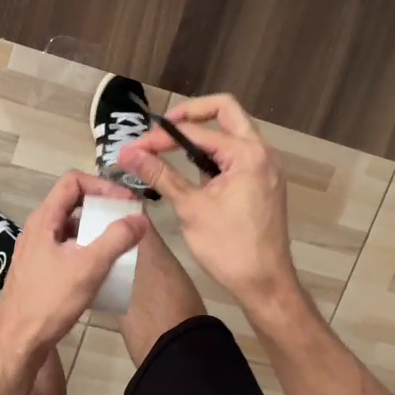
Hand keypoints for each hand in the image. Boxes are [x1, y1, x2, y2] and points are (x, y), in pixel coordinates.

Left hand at [0, 171, 148, 364]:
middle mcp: (37, 228)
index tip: (125, 202)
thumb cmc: (50, 300)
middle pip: (72, 201)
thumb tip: (141, 217)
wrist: (18, 342)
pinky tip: (101, 267)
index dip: (101, 185)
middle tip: (127, 219)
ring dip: (95, 228)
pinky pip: (66, 246)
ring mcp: (36, 249)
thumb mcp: (88, 266)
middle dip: (102, 206)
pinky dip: (86, 247)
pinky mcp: (39, 269)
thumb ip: (116, 239)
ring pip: (69, 226)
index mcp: (44, 219)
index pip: (72, 181)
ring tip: (119, 242)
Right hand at [116, 94, 300, 310]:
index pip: (197, 130)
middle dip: (191, 114)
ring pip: (233, 130)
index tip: (135, 148)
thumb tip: (127, 153)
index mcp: (247, 154)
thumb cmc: (229, 247)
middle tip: (162, 127)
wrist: (265, 284)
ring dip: (203, 133)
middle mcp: (262, 152)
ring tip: (171, 147)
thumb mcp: (190, 208)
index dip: (161, 136)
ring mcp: (266, 165)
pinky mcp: (264, 180)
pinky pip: (238, 152)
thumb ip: (159, 174)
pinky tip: (192, 168)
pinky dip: (215, 152)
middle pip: (225, 111)